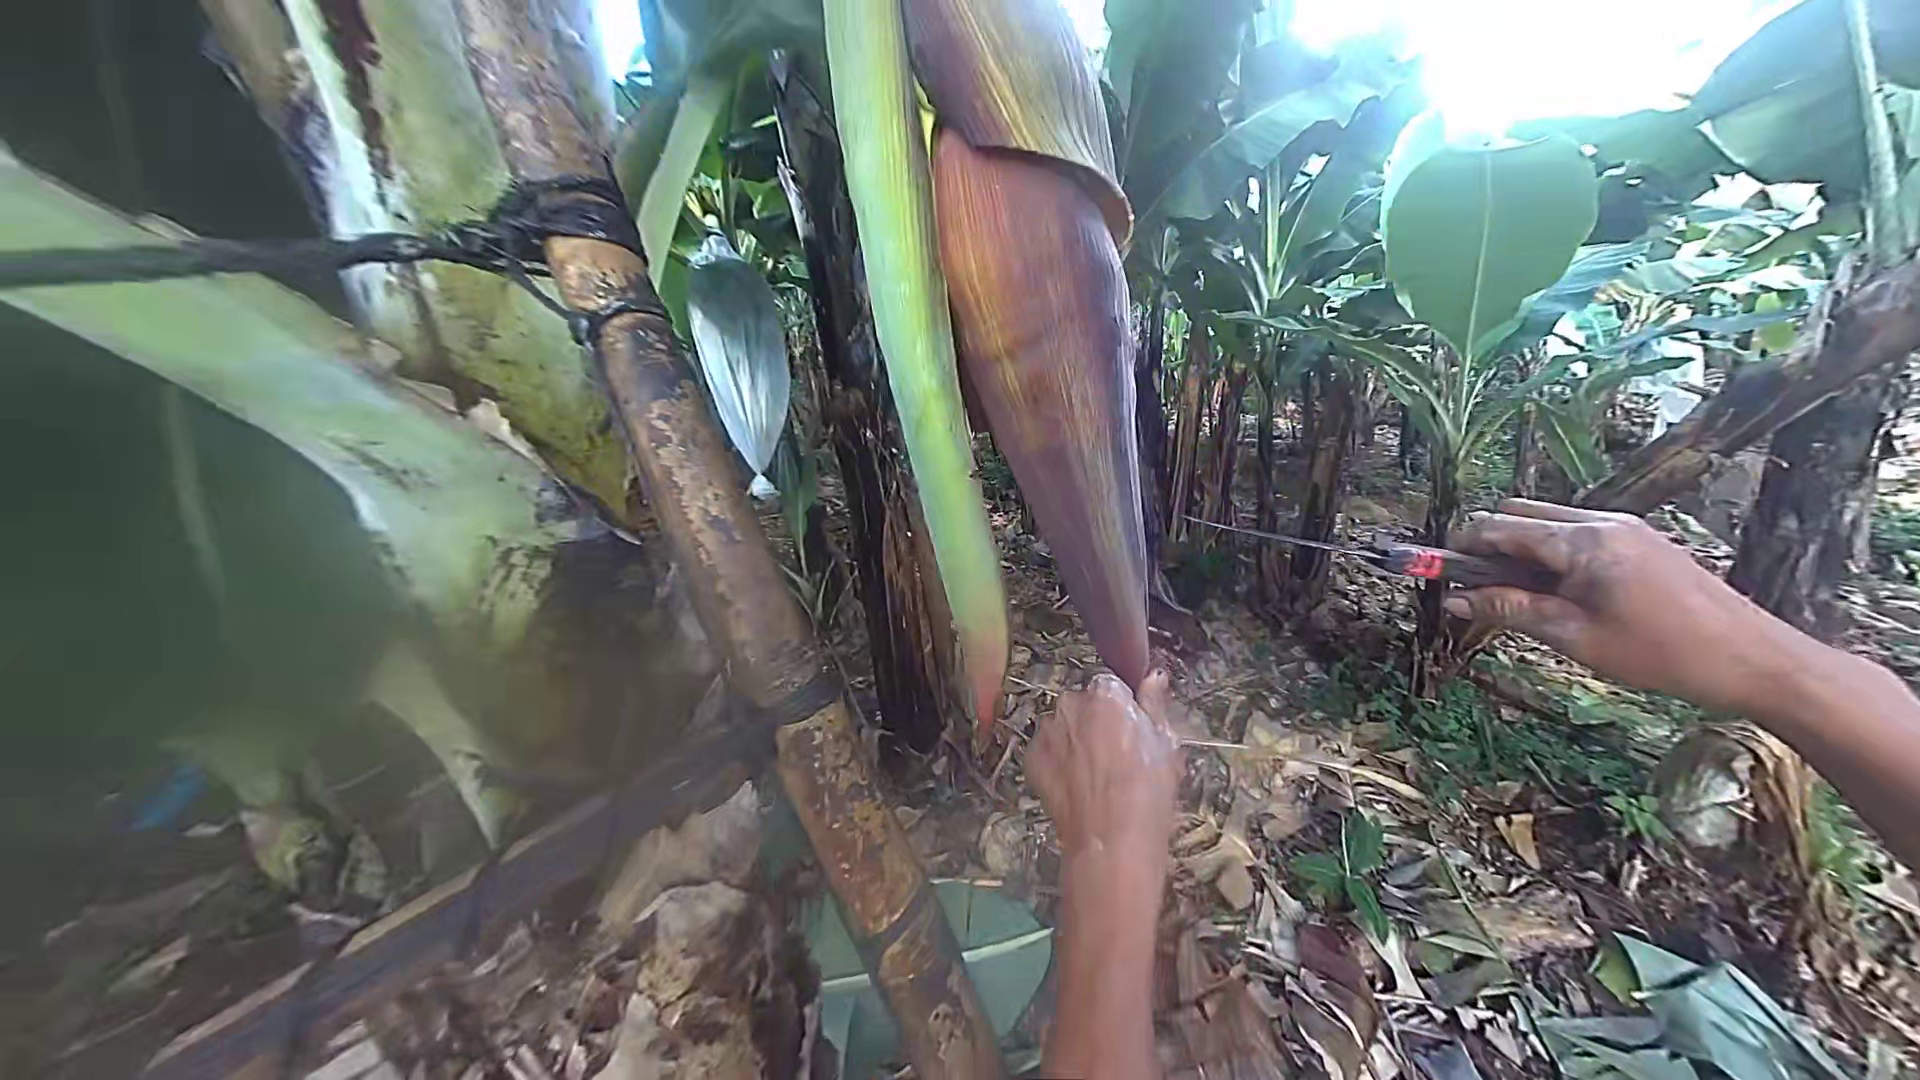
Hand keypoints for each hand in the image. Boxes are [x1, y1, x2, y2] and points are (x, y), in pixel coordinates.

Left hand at [1029, 670, 1180, 863]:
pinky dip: (1056, 763)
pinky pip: (1046, 752)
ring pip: (1062, 728)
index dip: (1121, 712)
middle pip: (1083, 705)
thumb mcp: (1165, 744)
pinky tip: (1075, 787)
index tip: (1130, 734)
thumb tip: (1154, 675)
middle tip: (1114, 757)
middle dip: (1095, 723)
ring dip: (1073, 742)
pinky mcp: (1031, 757)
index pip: (1111, 688)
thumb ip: (1154, 703)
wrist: (1111, 839)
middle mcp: (1070, 702)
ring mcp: (1046, 729)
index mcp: (1106, 693)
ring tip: (1093, 777)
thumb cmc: (1148, 790)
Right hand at [1445, 499, 1800, 713]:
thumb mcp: (1571, 634)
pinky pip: (1572, 530)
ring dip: (1516, 546)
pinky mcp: (1639, 540)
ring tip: (1517, 590)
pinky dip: (1546, 550)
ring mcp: (1625, 528)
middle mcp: (1601, 522)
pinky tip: (1554, 587)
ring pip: (1543, 519)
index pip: (1497, 527)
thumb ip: (1506, 609)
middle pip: (1516, 512)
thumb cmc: (1660, 652)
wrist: (1761, 662)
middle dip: (1485, 541)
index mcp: (1583, 542)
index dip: (1460, 547)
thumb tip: (1451, 600)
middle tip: (1478, 584)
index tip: (1441, 574)